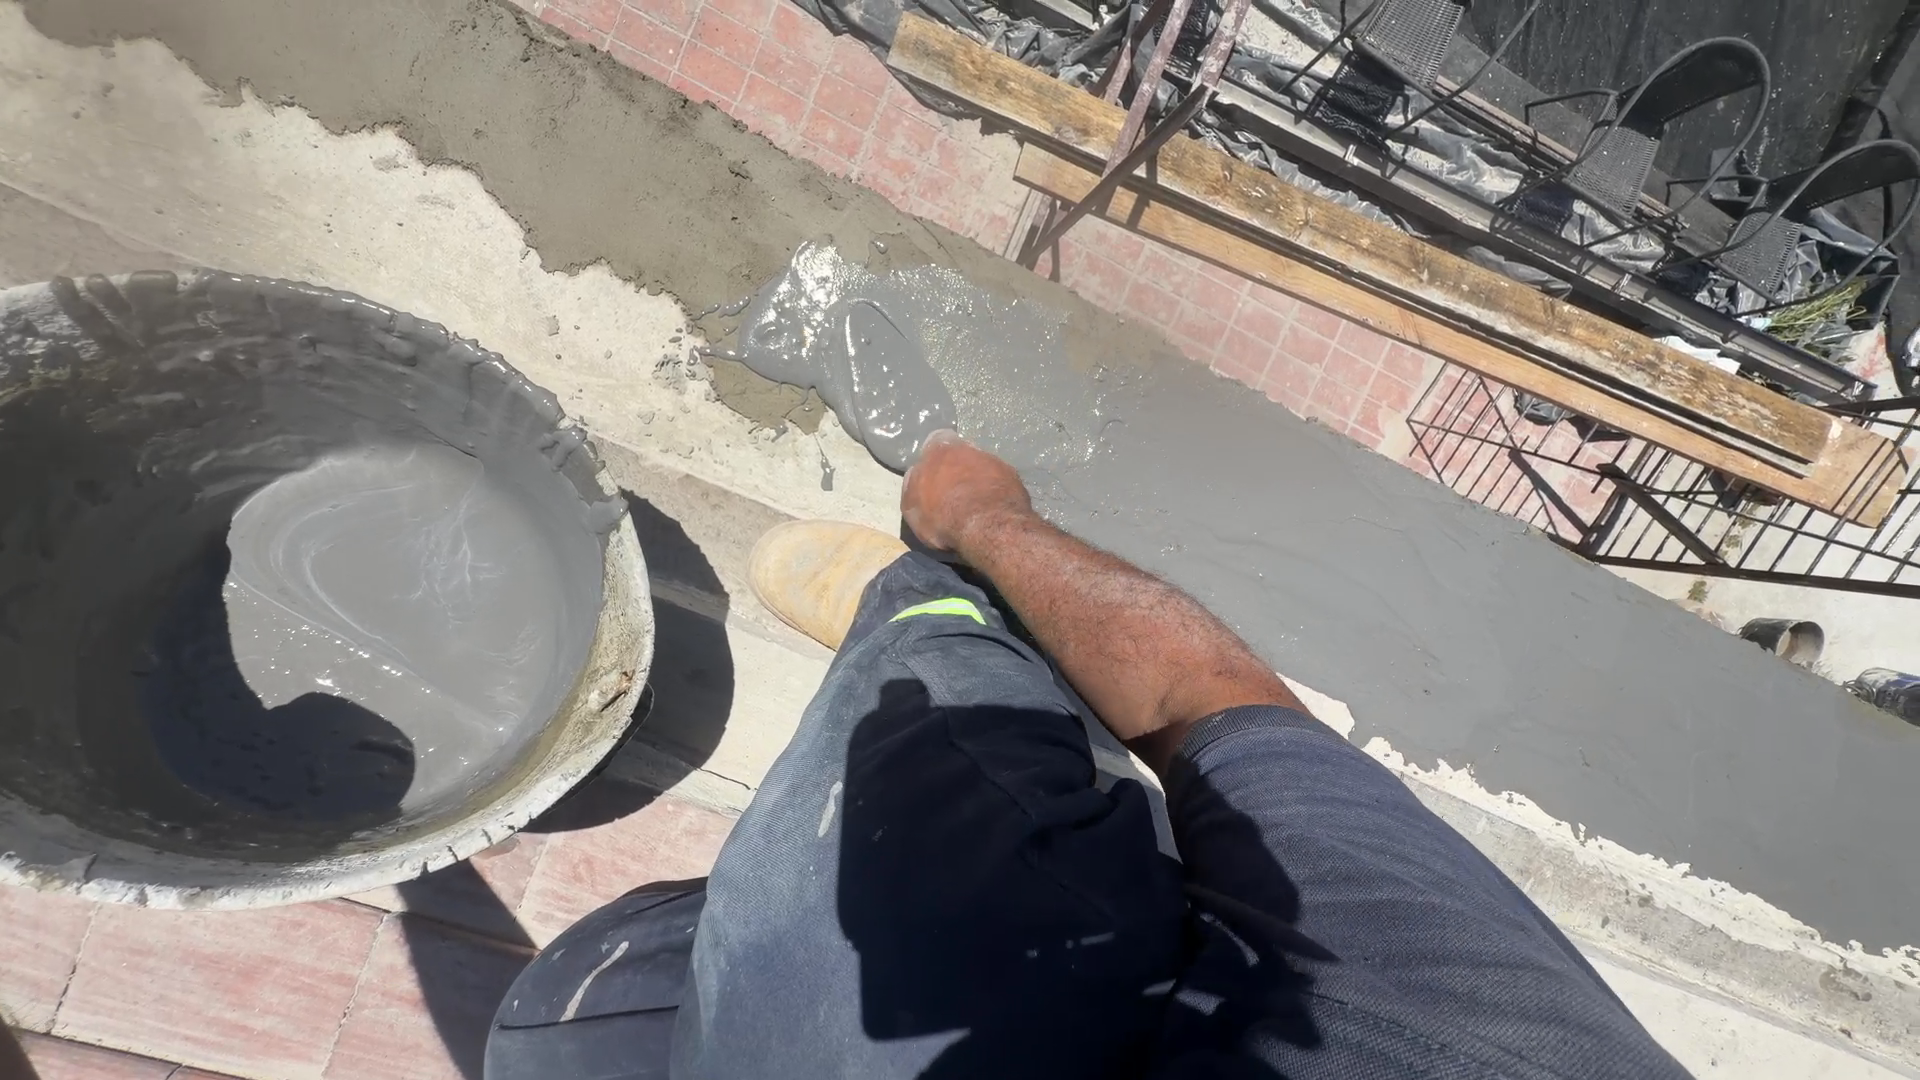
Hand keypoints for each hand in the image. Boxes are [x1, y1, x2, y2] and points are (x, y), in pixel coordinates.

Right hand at [901, 430, 1033, 555]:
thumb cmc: (943, 516)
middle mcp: (970, 447)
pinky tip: (993, 511)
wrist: (988, 527)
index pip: (936, 440)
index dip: (936, 457)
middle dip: (960, 469)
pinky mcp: (1015, 478)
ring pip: (984, 467)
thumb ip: (913, 484)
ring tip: (976, 506)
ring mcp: (995, 461)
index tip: (936, 474)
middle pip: (963, 454)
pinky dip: (996, 493)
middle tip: (955, 494)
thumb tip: (918, 473)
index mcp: (940, 449)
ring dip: (980, 481)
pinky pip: (1001, 482)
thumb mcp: (912, 507)